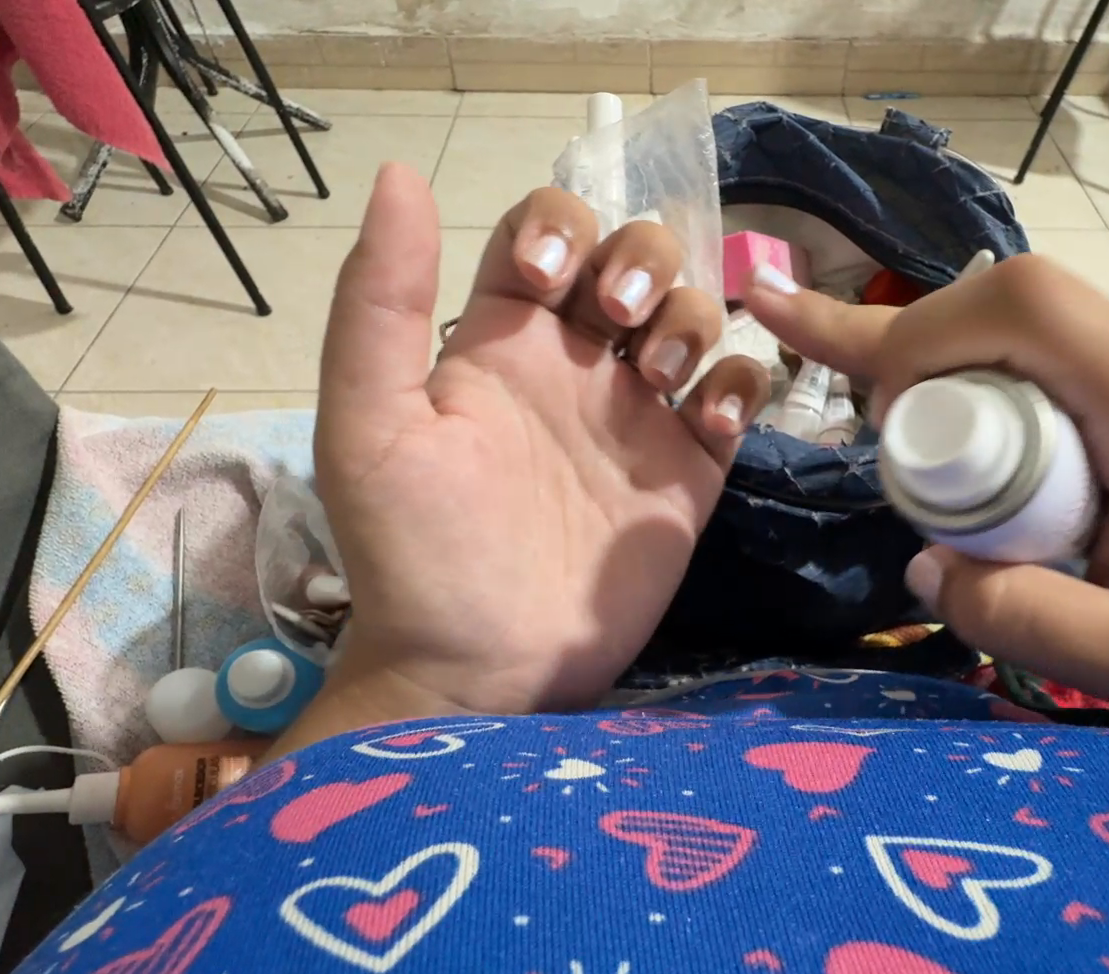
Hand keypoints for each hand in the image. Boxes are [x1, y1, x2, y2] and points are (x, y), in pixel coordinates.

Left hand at [307, 166, 768, 725]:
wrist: (482, 665)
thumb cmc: (418, 550)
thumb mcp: (371, 425)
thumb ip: (380, 304)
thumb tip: (402, 174)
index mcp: (504, 339)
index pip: (548, 228)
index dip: (561, 224)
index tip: (550, 281)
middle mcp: (579, 366)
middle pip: (638, 256)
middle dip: (643, 264)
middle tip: (621, 328)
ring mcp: (639, 419)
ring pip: (695, 316)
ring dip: (690, 324)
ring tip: (662, 388)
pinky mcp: (687, 471)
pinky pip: (735, 394)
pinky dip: (737, 389)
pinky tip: (705, 427)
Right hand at [744, 256, 1108, 708]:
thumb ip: (1037, 624)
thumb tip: (925, 566)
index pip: (1027, 309)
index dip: (928, 340)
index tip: (887, 426)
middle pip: (999, 307)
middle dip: (906, 350)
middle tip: (870, 435)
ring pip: (999, 328)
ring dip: (924, 365)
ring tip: (889, 434)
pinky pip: (1017, 361)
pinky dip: (951, 380)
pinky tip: (923, 419)